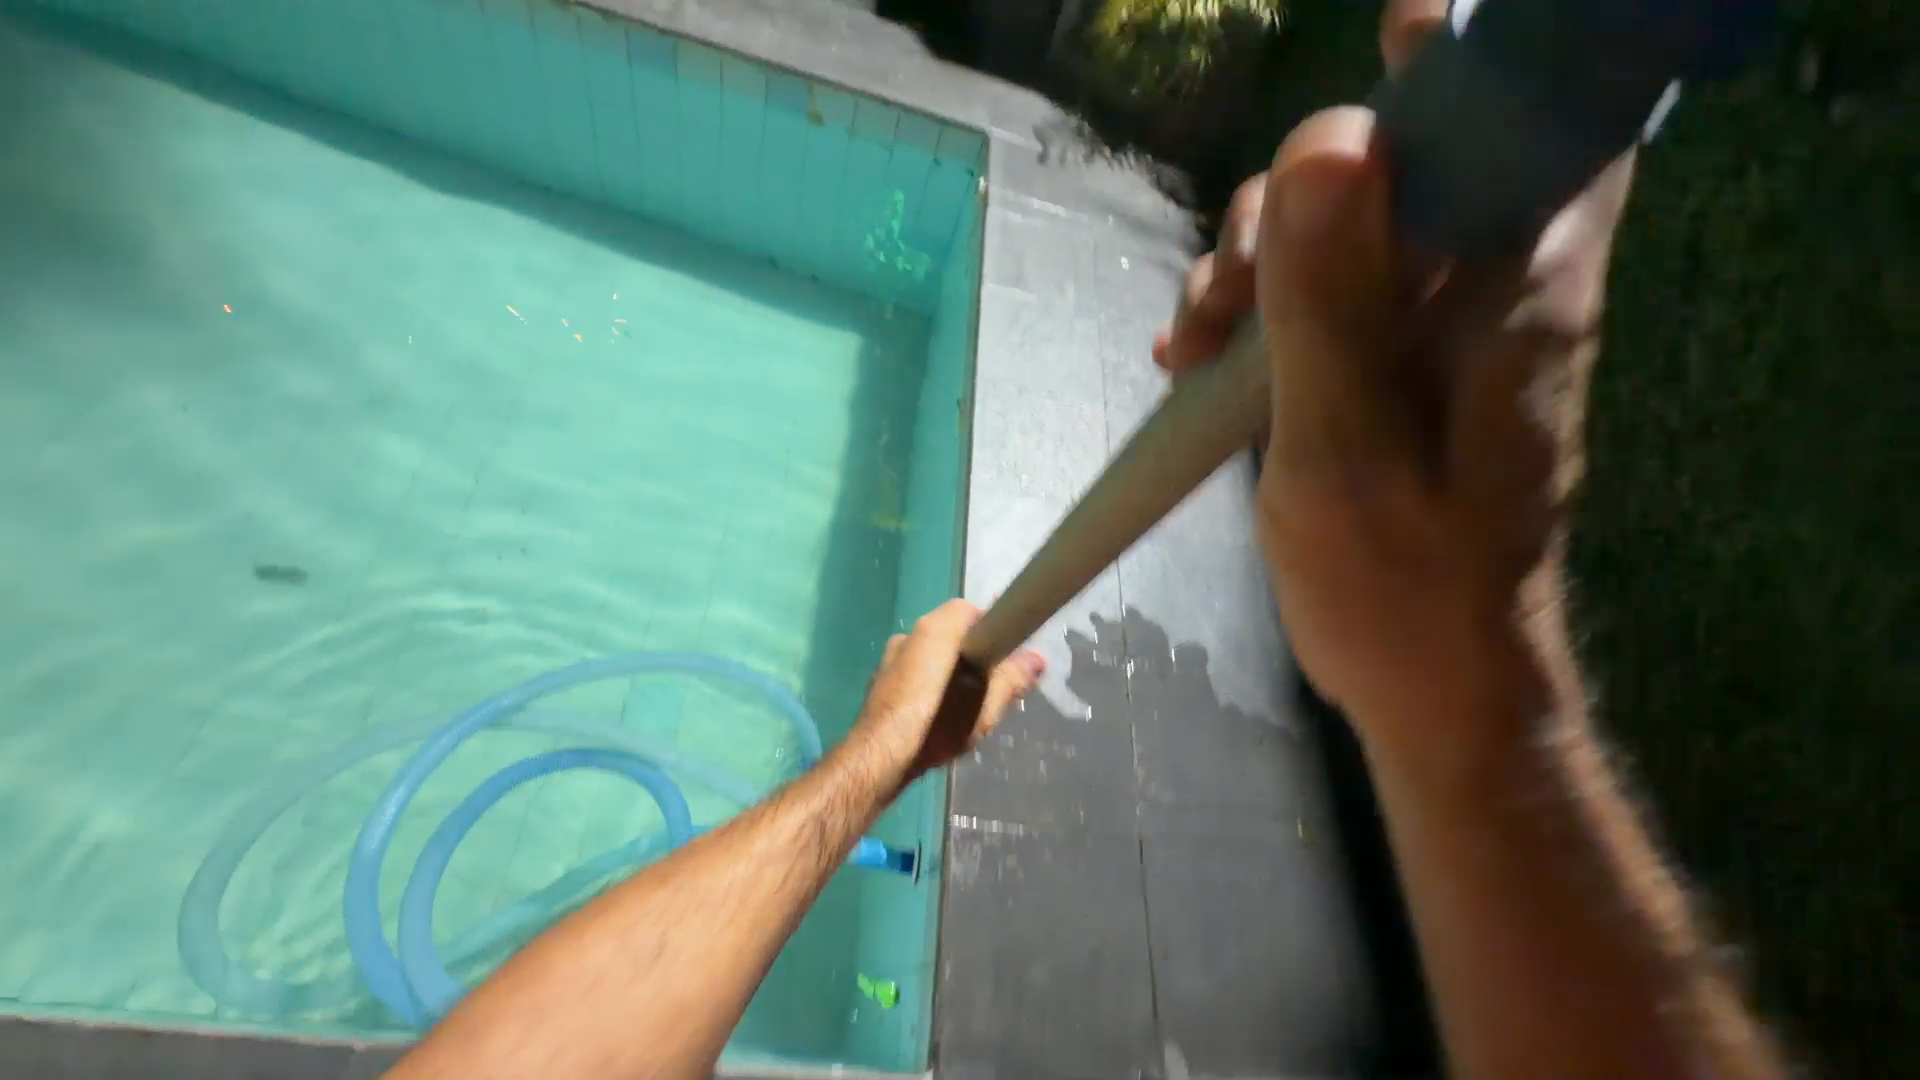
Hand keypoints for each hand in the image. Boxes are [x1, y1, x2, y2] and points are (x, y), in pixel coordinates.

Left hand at [849, 599, 1045, 777]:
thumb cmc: (938, 723)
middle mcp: (909, 634)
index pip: (969, 610)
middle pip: (949, 633)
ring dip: (949, 671)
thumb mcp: (986, 705)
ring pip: (930, 654)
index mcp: (935, 628)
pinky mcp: (879, 682)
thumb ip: (1012, 678)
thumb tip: (1037, 658)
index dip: (990, 630)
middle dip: (971, 655)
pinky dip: (928, 685)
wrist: (880, 756)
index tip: (1004, 657)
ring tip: (964, 705)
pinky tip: (936, 715)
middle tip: (990, 686)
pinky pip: (913, 673)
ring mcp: (890, 657)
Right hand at [1156, 0, 1633, 751]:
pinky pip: (1308, 302)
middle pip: (1393, 174)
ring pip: (1332, 240)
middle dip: (1290, 205)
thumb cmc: (1397, 579)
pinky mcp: (1375, 371)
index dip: (1475, 55)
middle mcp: (1478, 291)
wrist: (1422, 672)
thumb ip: (1332, 301)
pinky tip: (1188, 360)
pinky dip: (1246, 316)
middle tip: (1222, 297)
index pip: (1534, 115)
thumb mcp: (1343, 446)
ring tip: (1189, 348)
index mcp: (1511, 289)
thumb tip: (1327, 144)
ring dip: (1247, 270)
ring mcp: (1420, 333)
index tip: (1396, 27)